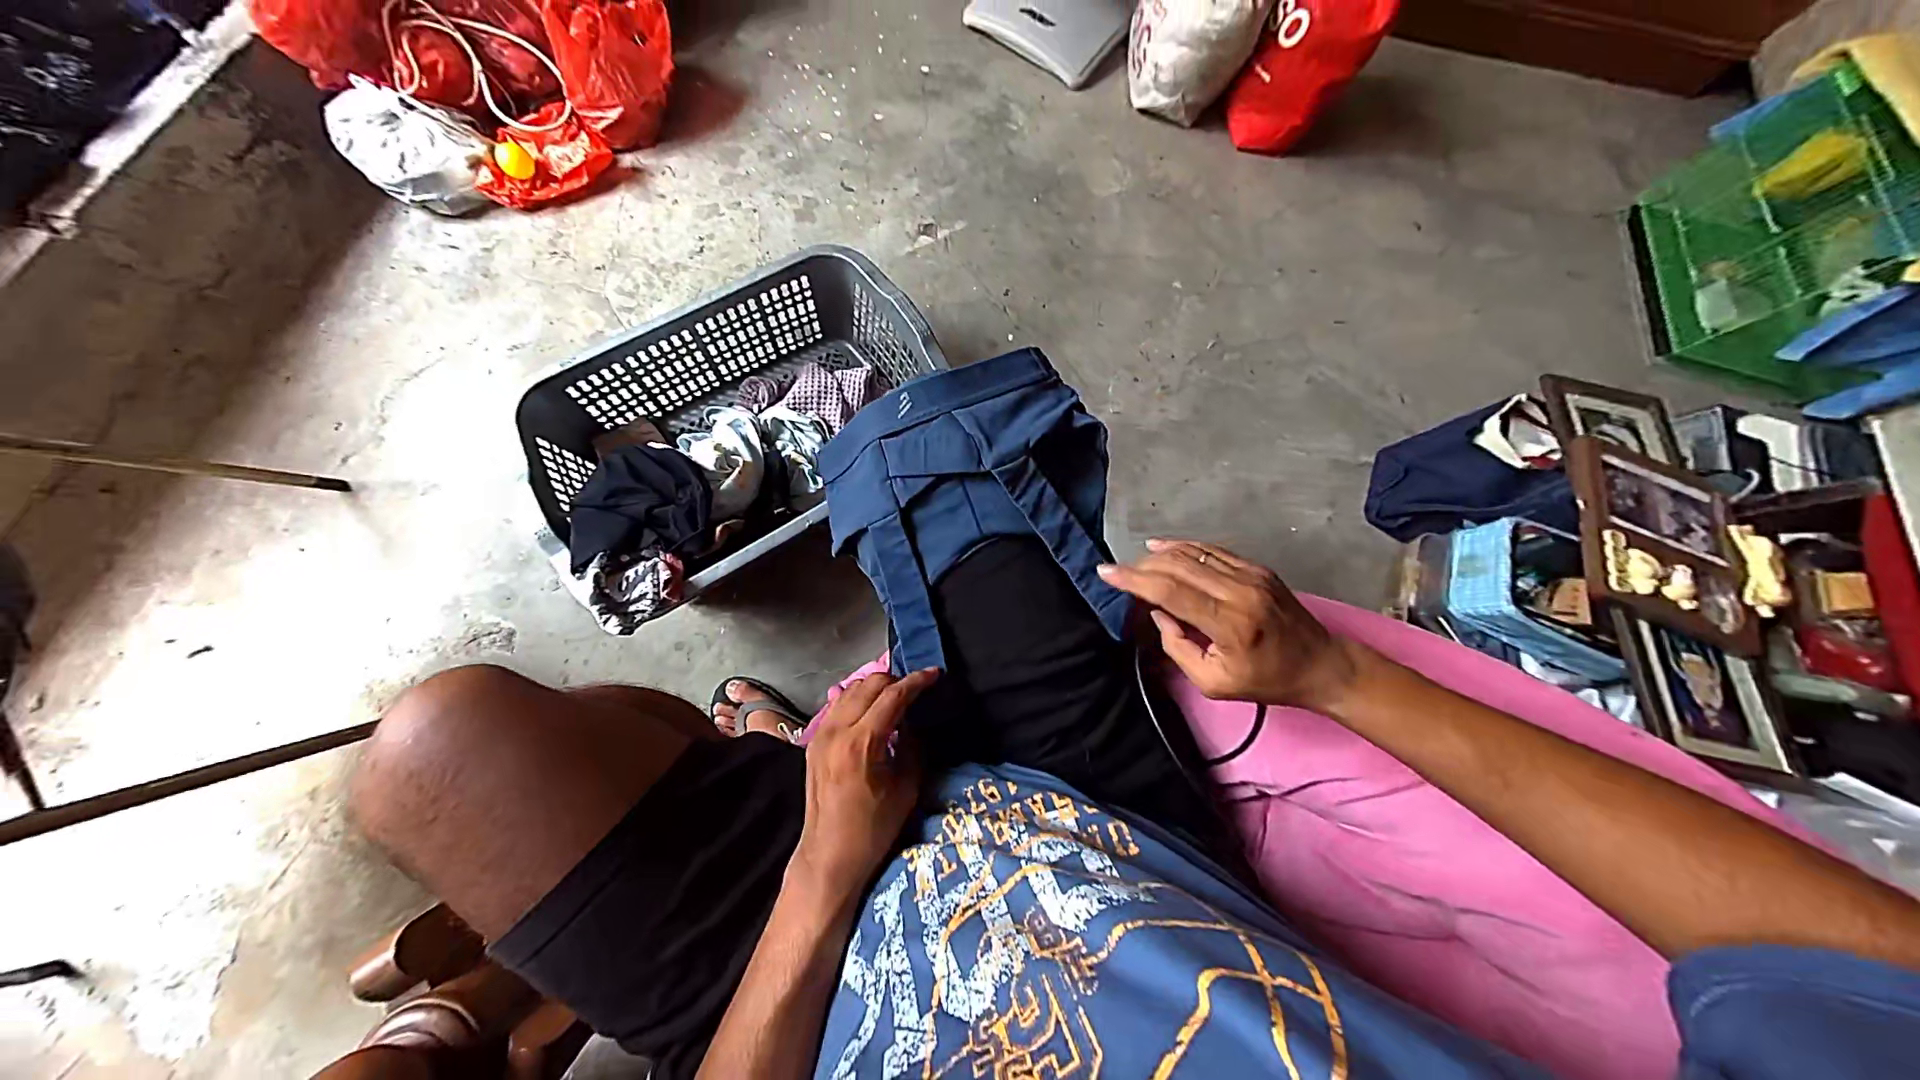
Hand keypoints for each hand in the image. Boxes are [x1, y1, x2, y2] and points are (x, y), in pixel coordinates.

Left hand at [789, 669, 936, 896]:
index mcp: (861, 743)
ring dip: (876, 687)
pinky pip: (839, 705)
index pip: (892, 695)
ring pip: (851, 689)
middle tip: (916, 690)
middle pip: (869, 683)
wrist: (829, 855)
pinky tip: (872, 712)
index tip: (935, 674)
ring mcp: (821, 734)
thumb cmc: (874, 827)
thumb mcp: (906, 786)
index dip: (917, 681)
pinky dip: (858, 700)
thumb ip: (912, 745)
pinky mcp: (814, 741)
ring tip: (896, 699)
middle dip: (896, 680)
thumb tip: (913, 719)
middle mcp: (836, 731)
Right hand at [1098, 538, 1359, 709]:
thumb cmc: (1267, 681)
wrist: (1322, 664)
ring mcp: (1251, 575)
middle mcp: (1240, 591)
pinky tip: (1164, 548)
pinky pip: (1212, 551)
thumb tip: (1159, 614)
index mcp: (1229, 624)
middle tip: (1121, 573)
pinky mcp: (1258, 568)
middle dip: (1142, 566)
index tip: (1106, 572)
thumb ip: (1177, 648)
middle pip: (1178, 566)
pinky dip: (1184, 548)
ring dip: (1160, 554)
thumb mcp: (1214, 683)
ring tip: (1137, 562)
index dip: (1133, 579)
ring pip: (1193, 553)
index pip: (1170, 591)